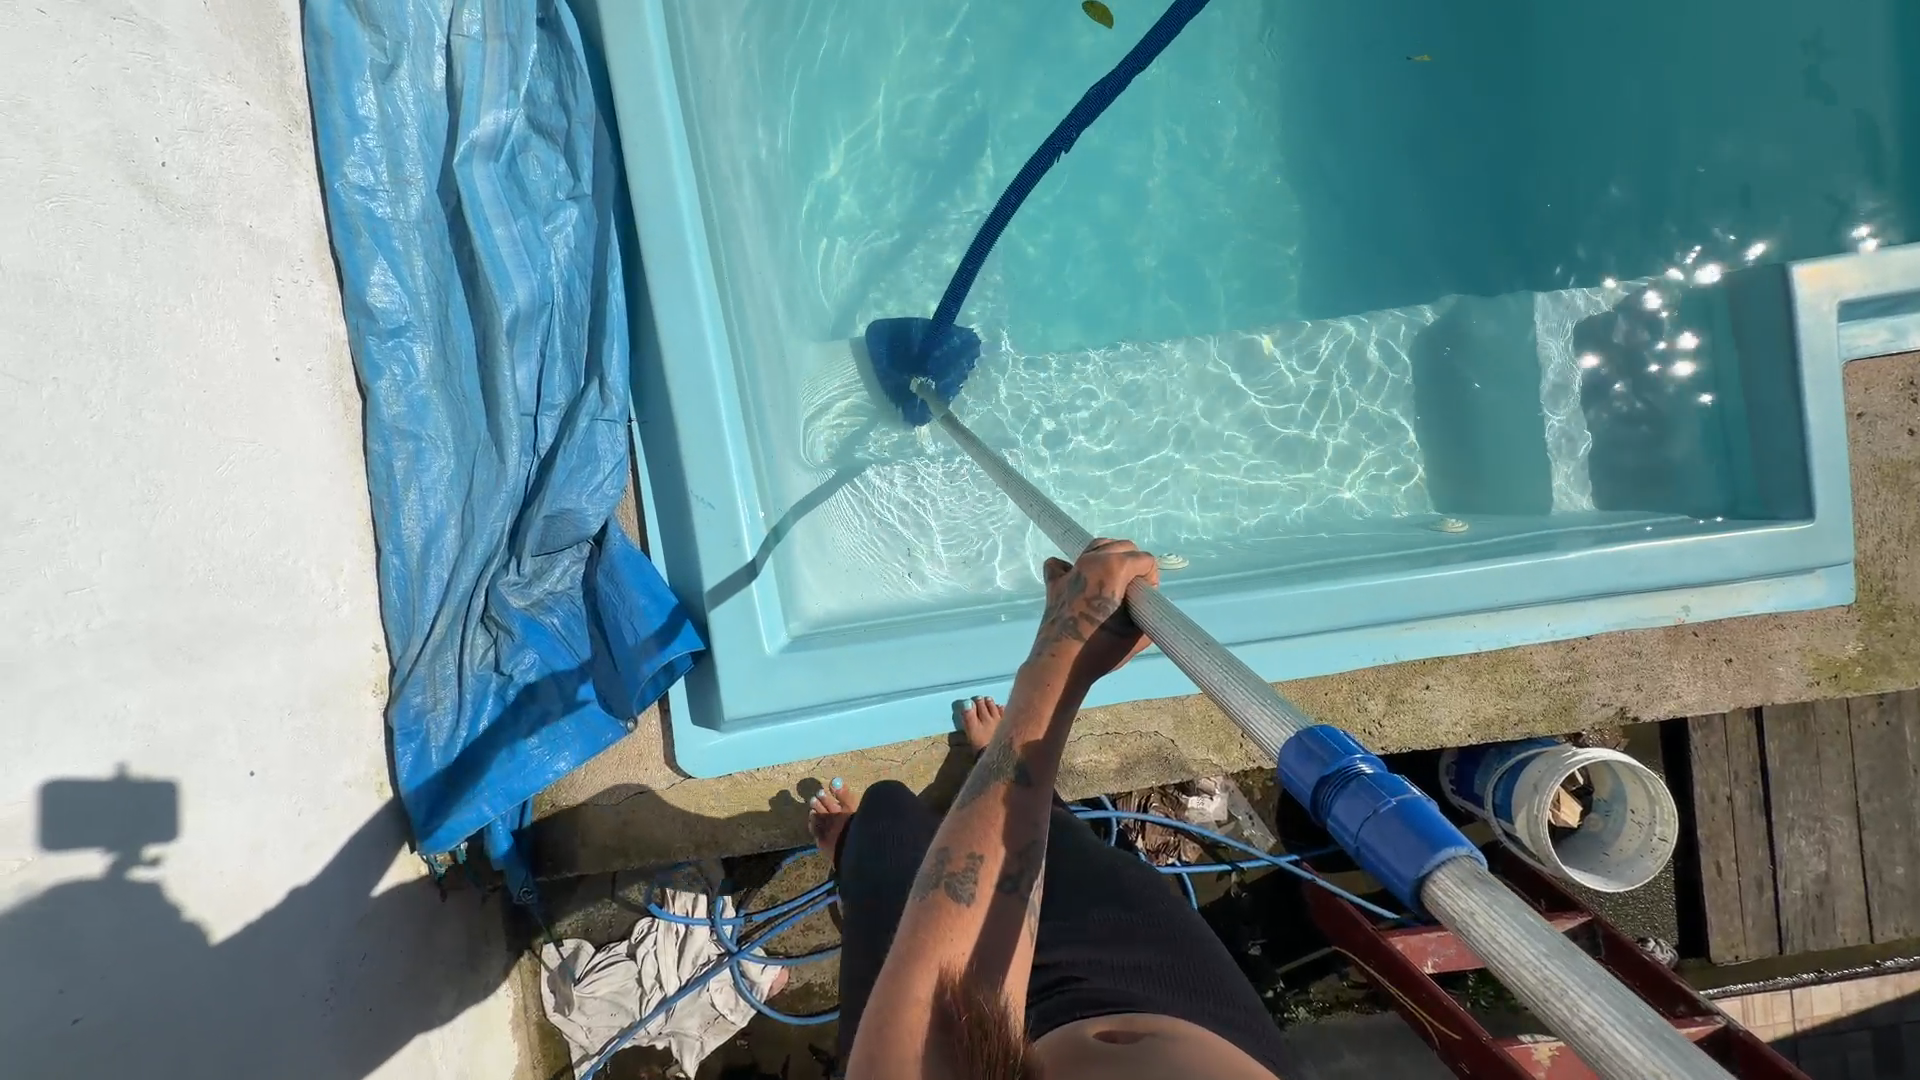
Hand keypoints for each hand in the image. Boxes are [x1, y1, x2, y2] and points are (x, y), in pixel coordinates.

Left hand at [1028, 538, 1159, 684]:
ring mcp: (1069, 570)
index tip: (1147, 598)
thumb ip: (1146, 614)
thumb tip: (1145, 608)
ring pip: (1094, 548)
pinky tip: (1078, 582)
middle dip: (1134, 564)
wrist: (1062, 664)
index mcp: (1113, 568)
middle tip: (1134, 592)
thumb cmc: (1102, 649)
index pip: (1145, 560)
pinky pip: (1061, 564)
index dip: (1151, 578)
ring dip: (1108, 559)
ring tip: (1113, 584)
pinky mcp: (1053, 584)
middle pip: (1122, 547)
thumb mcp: (1138, 634)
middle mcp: (1090, 561)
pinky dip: (1071, 569)